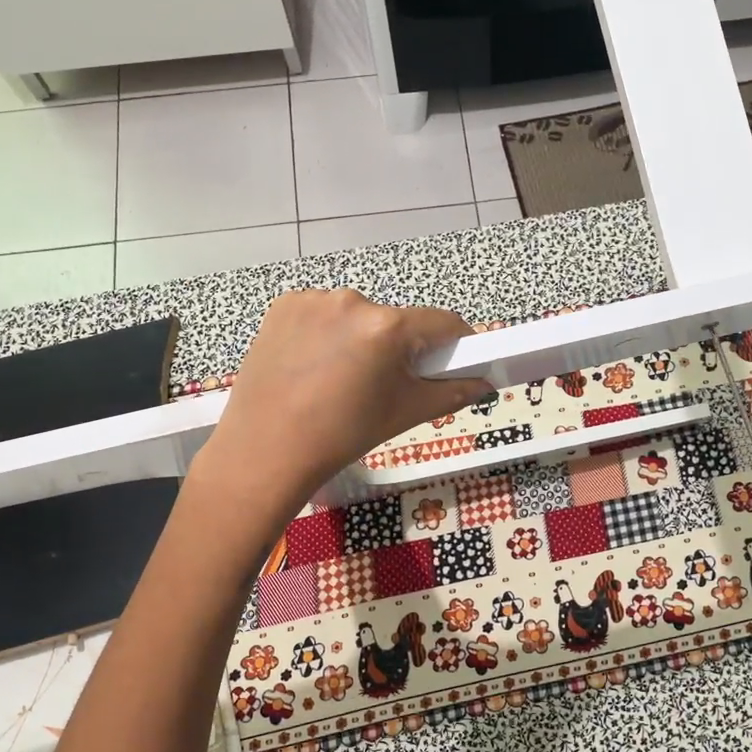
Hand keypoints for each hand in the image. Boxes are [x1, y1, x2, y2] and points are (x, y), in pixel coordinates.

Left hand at [207, 289, 493, 500]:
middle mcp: (352, 301)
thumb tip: (485, 383)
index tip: (456, 361)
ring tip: (341, 380)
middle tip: (386, 385)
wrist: (267, 450)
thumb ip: (452, 393)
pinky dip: (325, 335)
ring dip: (360, 339)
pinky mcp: (283, 306)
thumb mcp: (405, 413)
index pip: (442, 323)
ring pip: (356, 318)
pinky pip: (321, 315)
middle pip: (395, 321)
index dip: (457, 343)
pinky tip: (313, 367)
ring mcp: (313, 300)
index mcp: (387, 327)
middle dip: (400, 347)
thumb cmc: (343, 435)